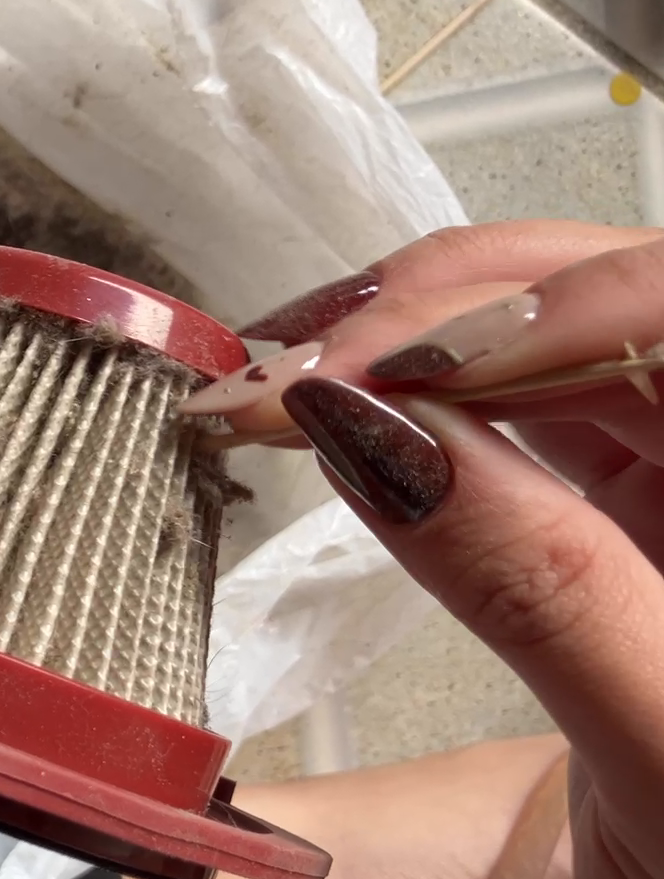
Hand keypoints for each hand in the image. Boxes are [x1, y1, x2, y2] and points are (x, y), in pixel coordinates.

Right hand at [180, 221, 663, 878]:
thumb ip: (535, 582)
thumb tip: (362, 432)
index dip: (504, 313)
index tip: (329, 376)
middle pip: (601, 296)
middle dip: (417, 313)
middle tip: (267, 370)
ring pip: (535, 338)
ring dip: (387, 341)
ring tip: (265, 374)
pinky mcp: (613, 503)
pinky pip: (497, 410)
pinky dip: (391, 398)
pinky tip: (317, 406)